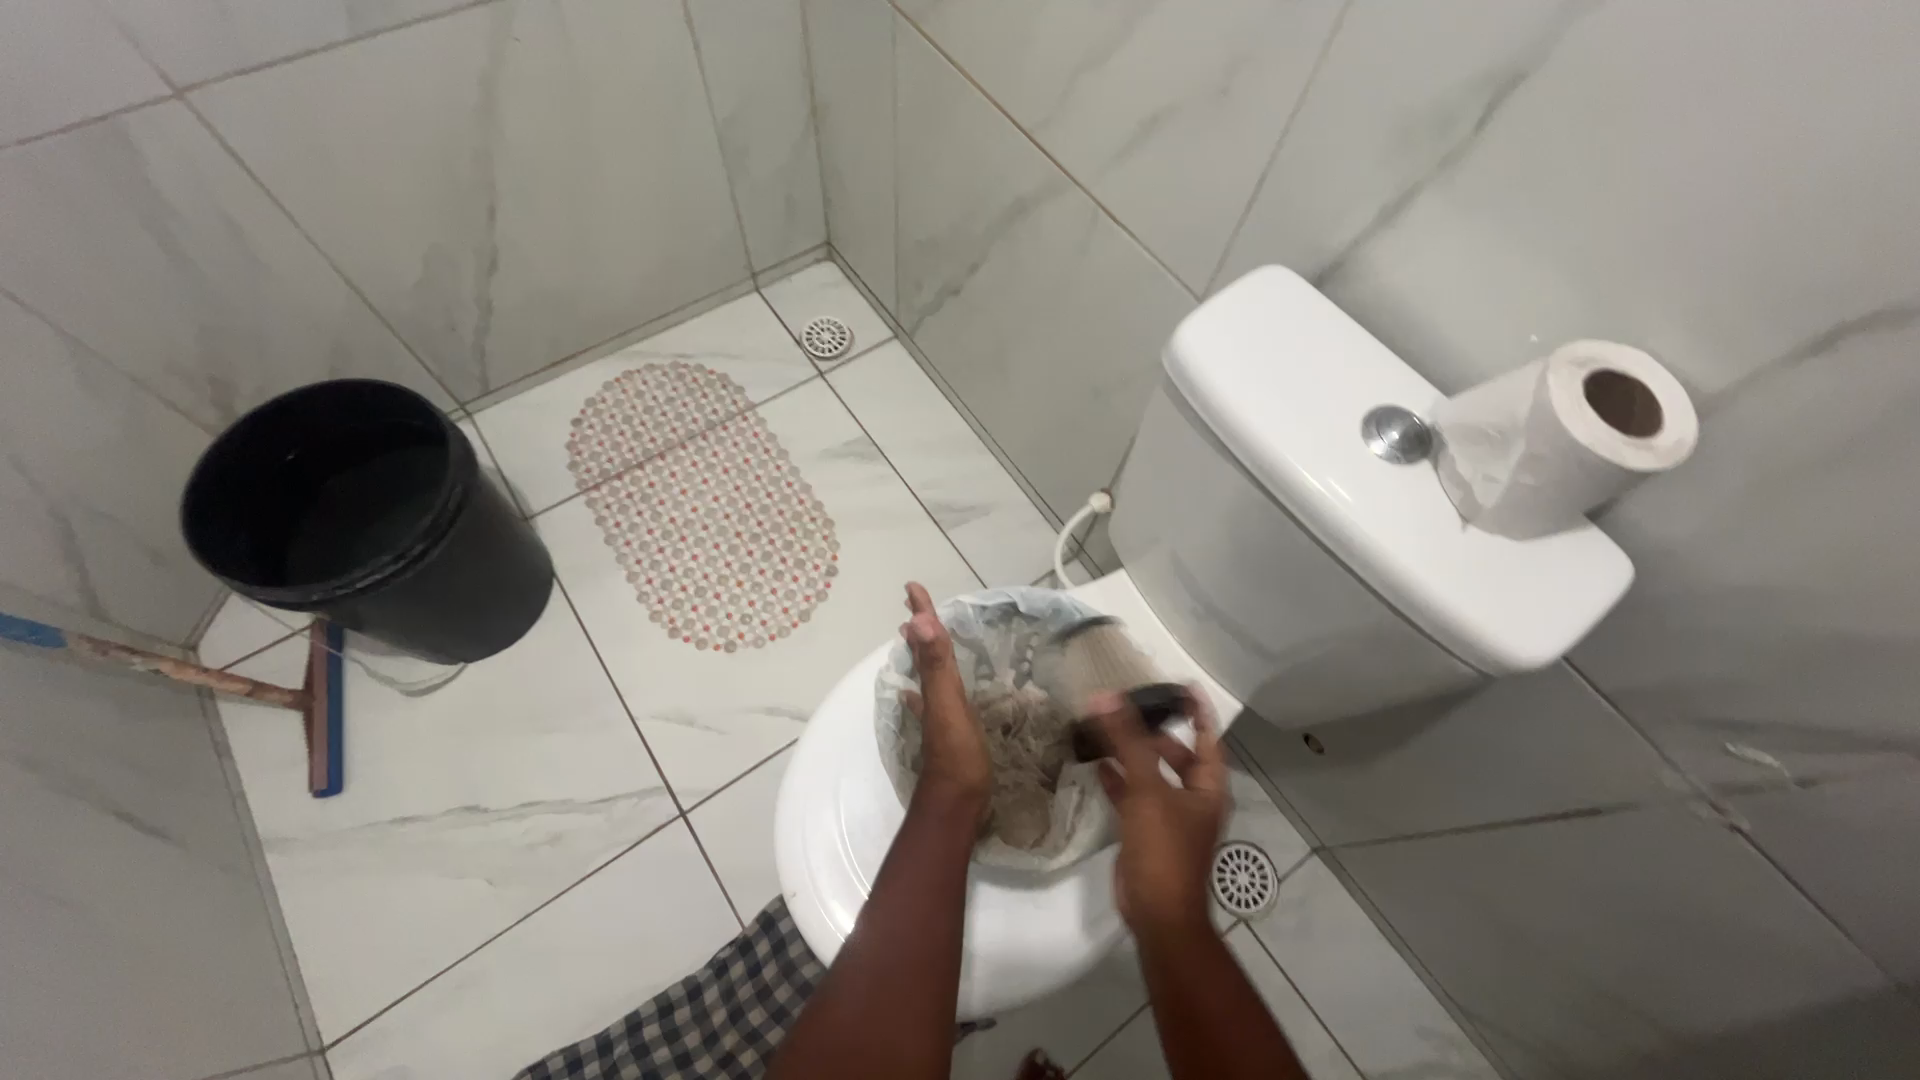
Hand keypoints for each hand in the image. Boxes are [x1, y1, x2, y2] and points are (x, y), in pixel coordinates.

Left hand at [899, 582, 990, 807]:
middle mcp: (929, 696)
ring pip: (925, 676)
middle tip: (914, 610)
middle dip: (918, 630)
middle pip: (921, 655)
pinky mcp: (946, 734)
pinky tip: (916, 696)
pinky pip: (932, 703)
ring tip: (919, 640)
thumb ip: (936, 665)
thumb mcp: (947, 704)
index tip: (912, 587)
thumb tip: (916, 621)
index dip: (922, 614)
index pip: (925, 640)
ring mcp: (935, 716)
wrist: (955, 804)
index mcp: (932, 685)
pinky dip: (926, 691)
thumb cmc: (956, 754)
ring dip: (923, 655)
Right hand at [1092, 689, 1227, 935]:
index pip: (1207, 738)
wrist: (1158, 912)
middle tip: (1131, 706)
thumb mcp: (1147, 790)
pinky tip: (1097, 763)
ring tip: (1107, 729)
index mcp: (1208, 788)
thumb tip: (1106, 697)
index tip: (1184, 685)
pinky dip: (1118, 780)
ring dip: (1132, 754)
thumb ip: (1127, 743)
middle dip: (1154, 733)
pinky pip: (1133, 796)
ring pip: (1151, 775)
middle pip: (1177, 755)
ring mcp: (1170, 817)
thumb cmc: (1164, 848)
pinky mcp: (1146, 832)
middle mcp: (1194, 799)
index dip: (1198, 711)